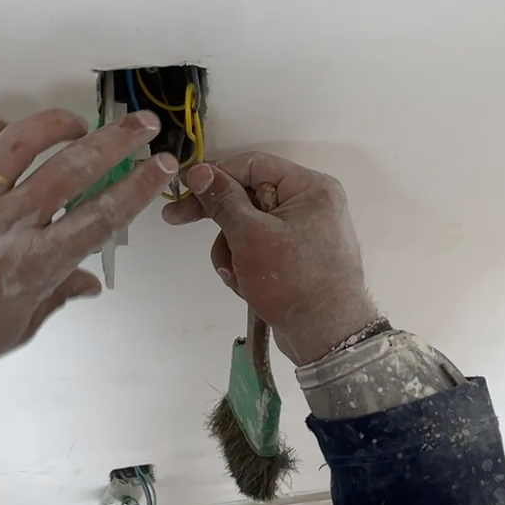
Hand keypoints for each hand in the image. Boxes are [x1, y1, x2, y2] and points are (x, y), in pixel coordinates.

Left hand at [0, 109, 176, 369]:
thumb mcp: (19, 327)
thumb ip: (56, 296)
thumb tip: (87, 282)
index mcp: (36, 263)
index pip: (101, 217)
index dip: (137, 187)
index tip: (161, 165)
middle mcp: (9, 223)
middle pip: (73, 169)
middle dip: (116, 141)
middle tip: (142, 123)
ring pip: (19, 145)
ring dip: (55, 125)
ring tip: (75, 123)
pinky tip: (4, 129)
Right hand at [162, 152, 377, 365]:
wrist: (328, 339)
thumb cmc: (293, 281)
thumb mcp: (250, 236)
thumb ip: (222, 200)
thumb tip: (199, 171)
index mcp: (309, 188)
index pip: (252, 165)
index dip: (215, 174)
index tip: (184, 186)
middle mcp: (309, 204)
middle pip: (248, 196)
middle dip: (220, 221)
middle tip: (176, 218)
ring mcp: (303, 232)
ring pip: (247, 226)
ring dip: (231, 250)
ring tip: (235, 275)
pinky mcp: (295, 258)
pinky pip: (258, 248)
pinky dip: (245, 265)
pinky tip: (246, 286)